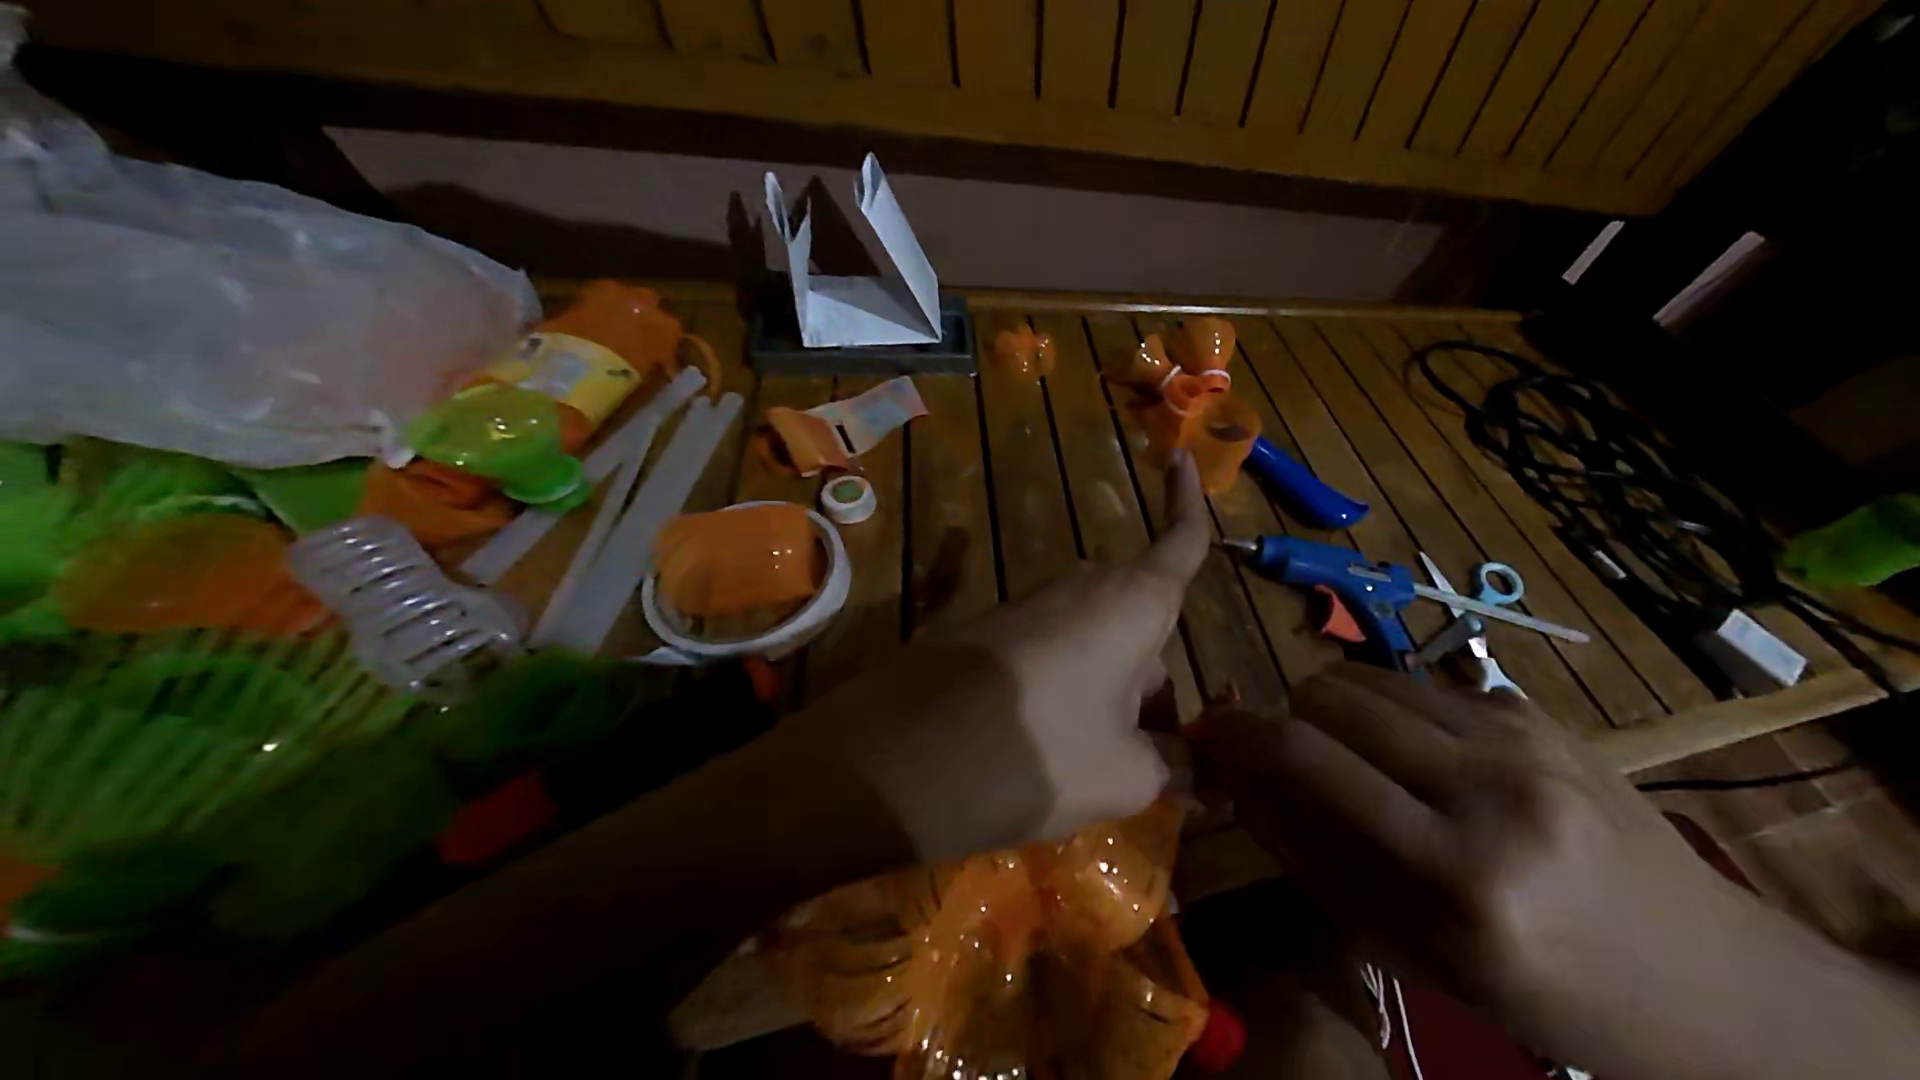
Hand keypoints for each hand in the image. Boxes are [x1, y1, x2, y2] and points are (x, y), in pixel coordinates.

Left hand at [785, 450, 1207, 861]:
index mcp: (1130, 604)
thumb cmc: (1043, 753)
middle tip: (1154, 749)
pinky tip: (1040, 746)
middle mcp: (1080, 591)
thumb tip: (1197, 768)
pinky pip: (1049, 654)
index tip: (1182, 457)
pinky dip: (1062, 692)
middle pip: (1139, 622)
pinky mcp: (986, 632)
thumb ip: (1175, 765)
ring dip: (1108, 693)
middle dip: (1154, 680)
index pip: (1178, 541)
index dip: (1186, 502)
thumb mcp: (1127, 775)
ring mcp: (1026, 608)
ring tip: (1093, 761)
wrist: (907, 755)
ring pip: (1094, 643)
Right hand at [1192, 663, 1919, 1079]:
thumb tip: (1233, 772)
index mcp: (1455, 871)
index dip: (1239, 733)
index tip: (1207, 730)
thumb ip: (1303, 849)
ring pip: (1366, 676)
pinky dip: (1387, 711)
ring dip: (1332, 709)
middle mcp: (1492, 787)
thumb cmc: (1535, 986)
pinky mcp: (1536, 713)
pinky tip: (1417, 758)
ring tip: (1349, 755)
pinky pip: (1415, 684)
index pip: (1305, 758)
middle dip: (1287, 718)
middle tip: (1289, 757)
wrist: (1706, 980)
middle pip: (1328, 695)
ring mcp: (1523, 739)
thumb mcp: (1400, 945)